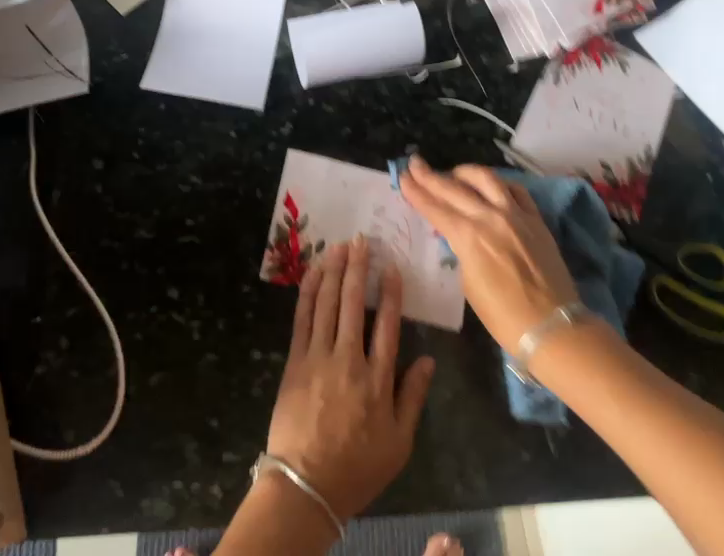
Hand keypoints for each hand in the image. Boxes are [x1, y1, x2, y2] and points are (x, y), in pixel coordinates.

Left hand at [267, 237, 435, 520]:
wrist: (305, 483)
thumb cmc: (357, 466)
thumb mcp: (399, 442)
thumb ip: (413, 397)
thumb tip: (428, 360)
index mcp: (378, 380)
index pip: (388, 326)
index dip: (391, 294)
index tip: (393, 268)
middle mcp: (349, 360)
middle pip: (354, 305)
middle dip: (359, 269)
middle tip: (362, 240)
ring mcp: (318, 358)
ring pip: (327, 304)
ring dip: (333, 271)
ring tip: (339, 246)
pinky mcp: (294, 362)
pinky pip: (301, 319)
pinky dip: (307, 292)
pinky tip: (312, 273)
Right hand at [399, 156, 578, 353]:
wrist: (551, 326)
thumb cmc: (502, 315)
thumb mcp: (468, 283)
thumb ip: (461, 251)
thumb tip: (459, 236)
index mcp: (469, 237)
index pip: (435, 207)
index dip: (416, 191)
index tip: (403, 177)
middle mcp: (490, 217)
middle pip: (454, 188)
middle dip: (430, 175)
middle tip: (416, 164)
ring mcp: (516, 215)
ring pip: (487, 179)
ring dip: (464, 172)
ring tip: (453, 173)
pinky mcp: (536, 219)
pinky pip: (516, 190)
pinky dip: (498, 184)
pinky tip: (491, 186)